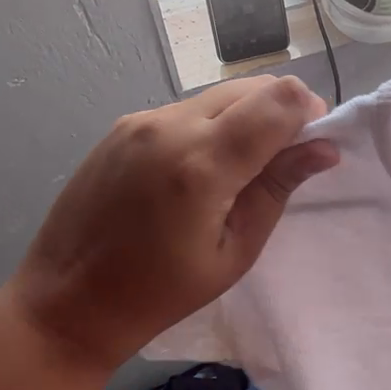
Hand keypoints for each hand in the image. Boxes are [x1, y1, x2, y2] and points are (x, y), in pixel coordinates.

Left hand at [2, 76, 337, 372]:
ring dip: (246, 116)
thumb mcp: (234, 252)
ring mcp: (141, 121)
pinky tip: (199, 170)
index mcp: (203, 165)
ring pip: (219, 94)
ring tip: (240, 168)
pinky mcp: (122, 125)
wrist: (65, 303)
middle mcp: (171, 126)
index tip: (314, 142)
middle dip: (282, 111)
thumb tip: (324, 148)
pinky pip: (186, 109)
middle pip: (252, 87)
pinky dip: (211, 124)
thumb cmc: (160, 293)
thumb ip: (277, 189)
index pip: (278, 100)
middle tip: (285, 157)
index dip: (309, 112)